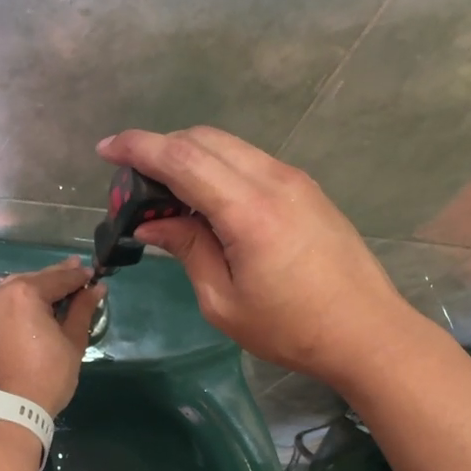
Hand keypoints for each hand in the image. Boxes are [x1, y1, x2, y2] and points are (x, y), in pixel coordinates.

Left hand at [0, 258, 104, 416]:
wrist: (9, 410)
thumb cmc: (47, 376)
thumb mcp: (72, 341)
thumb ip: (82, 309)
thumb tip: (97, 289)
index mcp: (23, 293)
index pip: (57, 278)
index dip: (78, 277)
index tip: (92, 276)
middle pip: (32, 281)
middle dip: (54, 280)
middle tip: (76, 278)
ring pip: (12, 292)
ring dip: (33, 292)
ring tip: (54, 296)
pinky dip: (15, 307)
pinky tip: (30, 312)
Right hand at [98, 127, 420, 385]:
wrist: (366, 332)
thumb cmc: (289, 328)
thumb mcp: (222, 301)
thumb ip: (187, 249)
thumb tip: (152, 223)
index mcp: (248, 210)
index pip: (181, 158)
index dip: (137, 148)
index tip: (104, 150)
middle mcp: (272, 180)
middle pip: (203, 139)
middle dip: (159, 149)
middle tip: (131, 185)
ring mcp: (294, 179)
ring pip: (228, 145)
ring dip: (188, 157)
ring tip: (163, 195)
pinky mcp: (305, 189)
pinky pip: (248, 161)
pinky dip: (215, 167)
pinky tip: (203, 201)